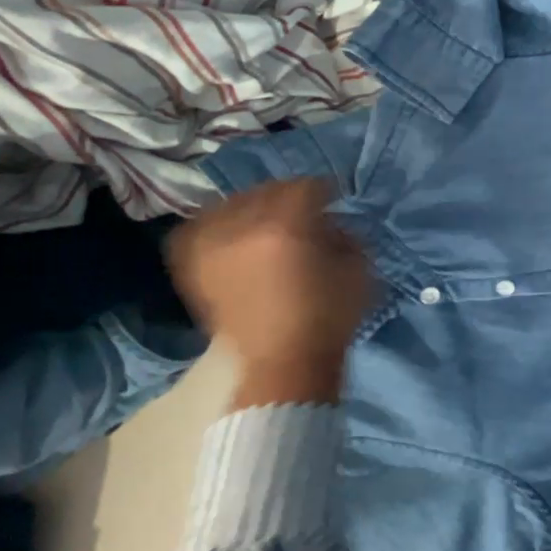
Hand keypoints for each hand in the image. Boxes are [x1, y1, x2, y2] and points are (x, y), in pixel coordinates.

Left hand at [170, 178, 372, 407]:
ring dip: (250, 206)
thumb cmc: (330, 314)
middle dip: (288, 195)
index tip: (334, 198)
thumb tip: (326, 221)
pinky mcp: (195, 269)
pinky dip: (210, 225)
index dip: (324, 190)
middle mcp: (243, 230)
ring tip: (265, 218)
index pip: (304, 187)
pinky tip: (227, 229)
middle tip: (304, 207)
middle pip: (265, 192)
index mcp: (287, 227)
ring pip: (228, 207)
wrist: (285, 363)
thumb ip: (342, 233)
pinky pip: (193, 232)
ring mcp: (213, 249)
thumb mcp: (356, 266)